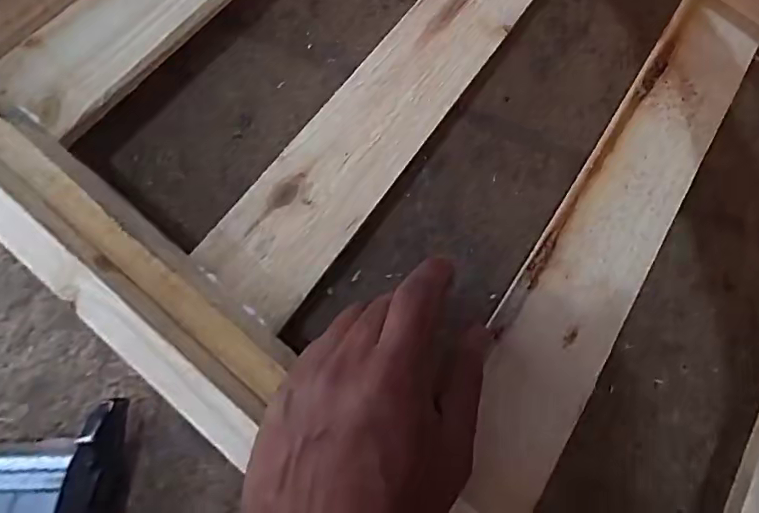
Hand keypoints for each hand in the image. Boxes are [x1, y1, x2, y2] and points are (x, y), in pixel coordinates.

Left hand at [242, 258, 491, 512]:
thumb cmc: (394, 506)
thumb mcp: (449, 454)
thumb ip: (465, 383)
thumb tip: (476, 332)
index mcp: (393, 370)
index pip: (415, 295)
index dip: (434, 274)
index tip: (446, 270)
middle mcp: (346, 360)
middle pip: (383, 303)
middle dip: (408, 306)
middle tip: (424, 329)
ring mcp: (308, 375)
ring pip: (348, 320)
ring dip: (374, 322)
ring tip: (387, 353)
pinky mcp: (282, 395)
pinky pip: (318, 348)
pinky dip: (342, 346)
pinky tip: (350, 376)